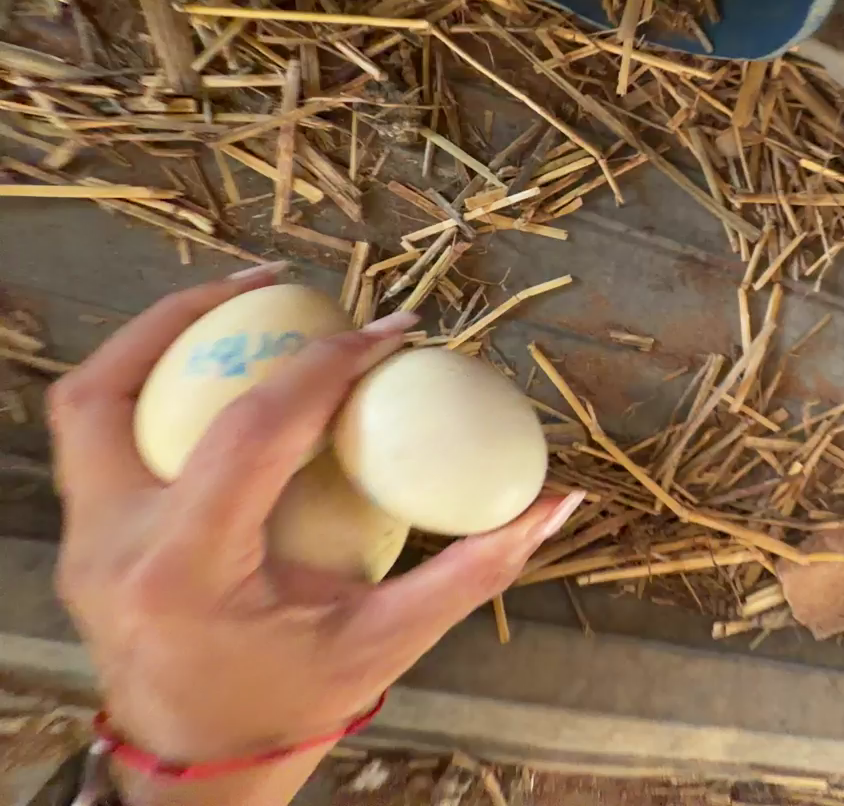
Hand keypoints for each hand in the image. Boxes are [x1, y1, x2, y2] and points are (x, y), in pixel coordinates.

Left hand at [49, 267, 580, 804]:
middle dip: (194, 317)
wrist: (200, 757)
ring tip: (250, 298)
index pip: (257, 432)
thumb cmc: (299, 696)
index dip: (333, 365)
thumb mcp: (397, 636)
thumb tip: (561, 502)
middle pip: (110, 396)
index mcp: (188, 568)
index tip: (399, 331)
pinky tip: (238, 365)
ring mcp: (89, 535)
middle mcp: (116, 542)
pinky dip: (165, 376)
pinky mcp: (100, 528)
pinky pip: (110, 428)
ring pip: (91, 402)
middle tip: (283, 278)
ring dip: (164, 336)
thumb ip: (481, 566)